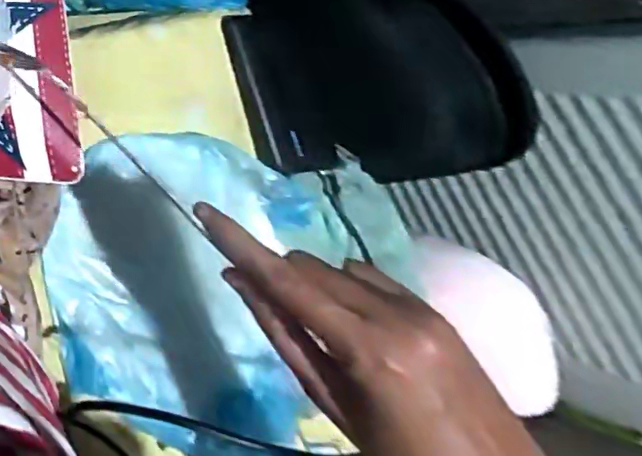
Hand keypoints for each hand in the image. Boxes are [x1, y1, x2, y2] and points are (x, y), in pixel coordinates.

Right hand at [197, 203, 541, 455]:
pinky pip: (368, 274)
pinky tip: (360, 322)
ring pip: (334, 266)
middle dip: (281, 279)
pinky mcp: (436, 308)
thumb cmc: (401, 455)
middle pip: (306, 267)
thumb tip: (237, 278)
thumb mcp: (335, 405)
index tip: (205, 210)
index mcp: (367, 349)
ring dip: (315, 284)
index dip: (239, 242)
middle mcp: (394, 316)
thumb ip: (283, 335)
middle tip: (278, 313)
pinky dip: (348, 287)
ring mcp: (421, 309)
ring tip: (329, 329)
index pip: (284, 280)